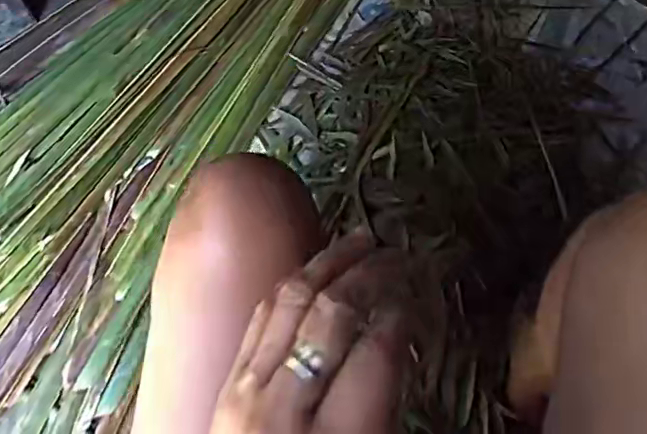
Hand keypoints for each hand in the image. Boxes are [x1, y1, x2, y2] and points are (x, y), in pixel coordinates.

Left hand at [209, 230, 407, 433]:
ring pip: (294, 299)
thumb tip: (399, 341)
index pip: (376, 352)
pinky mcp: (227, 384)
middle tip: (401, 255)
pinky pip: (262, 314)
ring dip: (332, 262)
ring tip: (363, 240)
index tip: (419, 294)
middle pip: (334, 314)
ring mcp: (247, 390)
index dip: (402, 315)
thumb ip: (382, 408)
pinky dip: (292, 282)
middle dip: (373, 275)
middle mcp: (283, 407)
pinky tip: (314, 267)